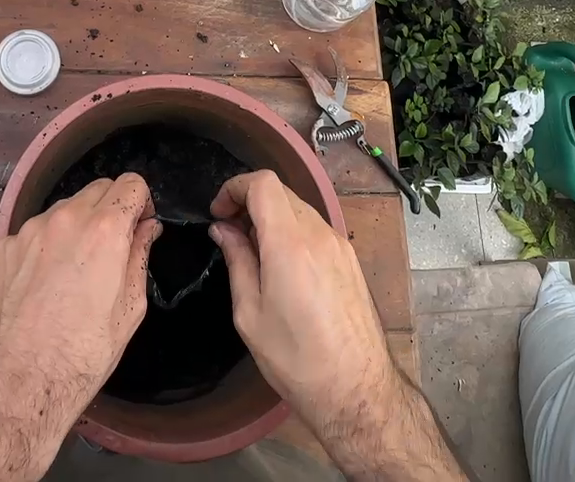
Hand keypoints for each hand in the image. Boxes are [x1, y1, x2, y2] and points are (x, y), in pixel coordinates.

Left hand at [0, 174, 162, 481]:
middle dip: (112, 207)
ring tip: (76, 266)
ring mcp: (31, 229)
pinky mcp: (6, 245)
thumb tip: (146, 227)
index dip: (141, 203)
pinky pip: (36, 229)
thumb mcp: (130, 308)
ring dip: (79, 222)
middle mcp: (66, 217)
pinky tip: (45, 280)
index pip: (132, 183)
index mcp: (105, 229)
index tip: (139, 227)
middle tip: (112, 246)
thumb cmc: (85, 352)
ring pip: (66, 206)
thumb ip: (140, 255)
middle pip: (99, 187)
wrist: (21, 382)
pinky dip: (48, 242)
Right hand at [209, 171, 466, 479]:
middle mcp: (319, 234)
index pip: (263, 184)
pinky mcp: (351, 260)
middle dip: (250, 202)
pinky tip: (283, 265)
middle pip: (280, 191)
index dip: (235, 188)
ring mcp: (340, 245)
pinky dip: (293, 231)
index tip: (218, 213)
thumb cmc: (295, 358)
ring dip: (272, 216)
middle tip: (230, 233)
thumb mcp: (250, 313)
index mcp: (290, 243)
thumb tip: (223, 229)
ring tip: (254, 252)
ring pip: (299, 208)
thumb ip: (237, 261)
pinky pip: (316, 228)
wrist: (356, 391)